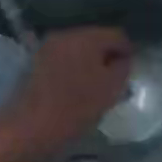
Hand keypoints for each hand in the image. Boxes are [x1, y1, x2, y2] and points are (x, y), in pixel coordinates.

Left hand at [5, 26, 133, 142]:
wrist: (30, 127)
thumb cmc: (76, 107)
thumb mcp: (111, 88)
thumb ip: (123, 67)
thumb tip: (123, 58)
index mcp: (86, 37)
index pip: (117, 35)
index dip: (128, 50)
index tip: (131, 70)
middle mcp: (65, 34)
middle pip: (95, 38)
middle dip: (107, 54)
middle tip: (115, 77)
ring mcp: (47, 47)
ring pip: (78, 48)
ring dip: (89, 61)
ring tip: (96, 84)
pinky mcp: (35, 62)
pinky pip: (63, 58)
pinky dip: (73, 67)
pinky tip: (76, 87)